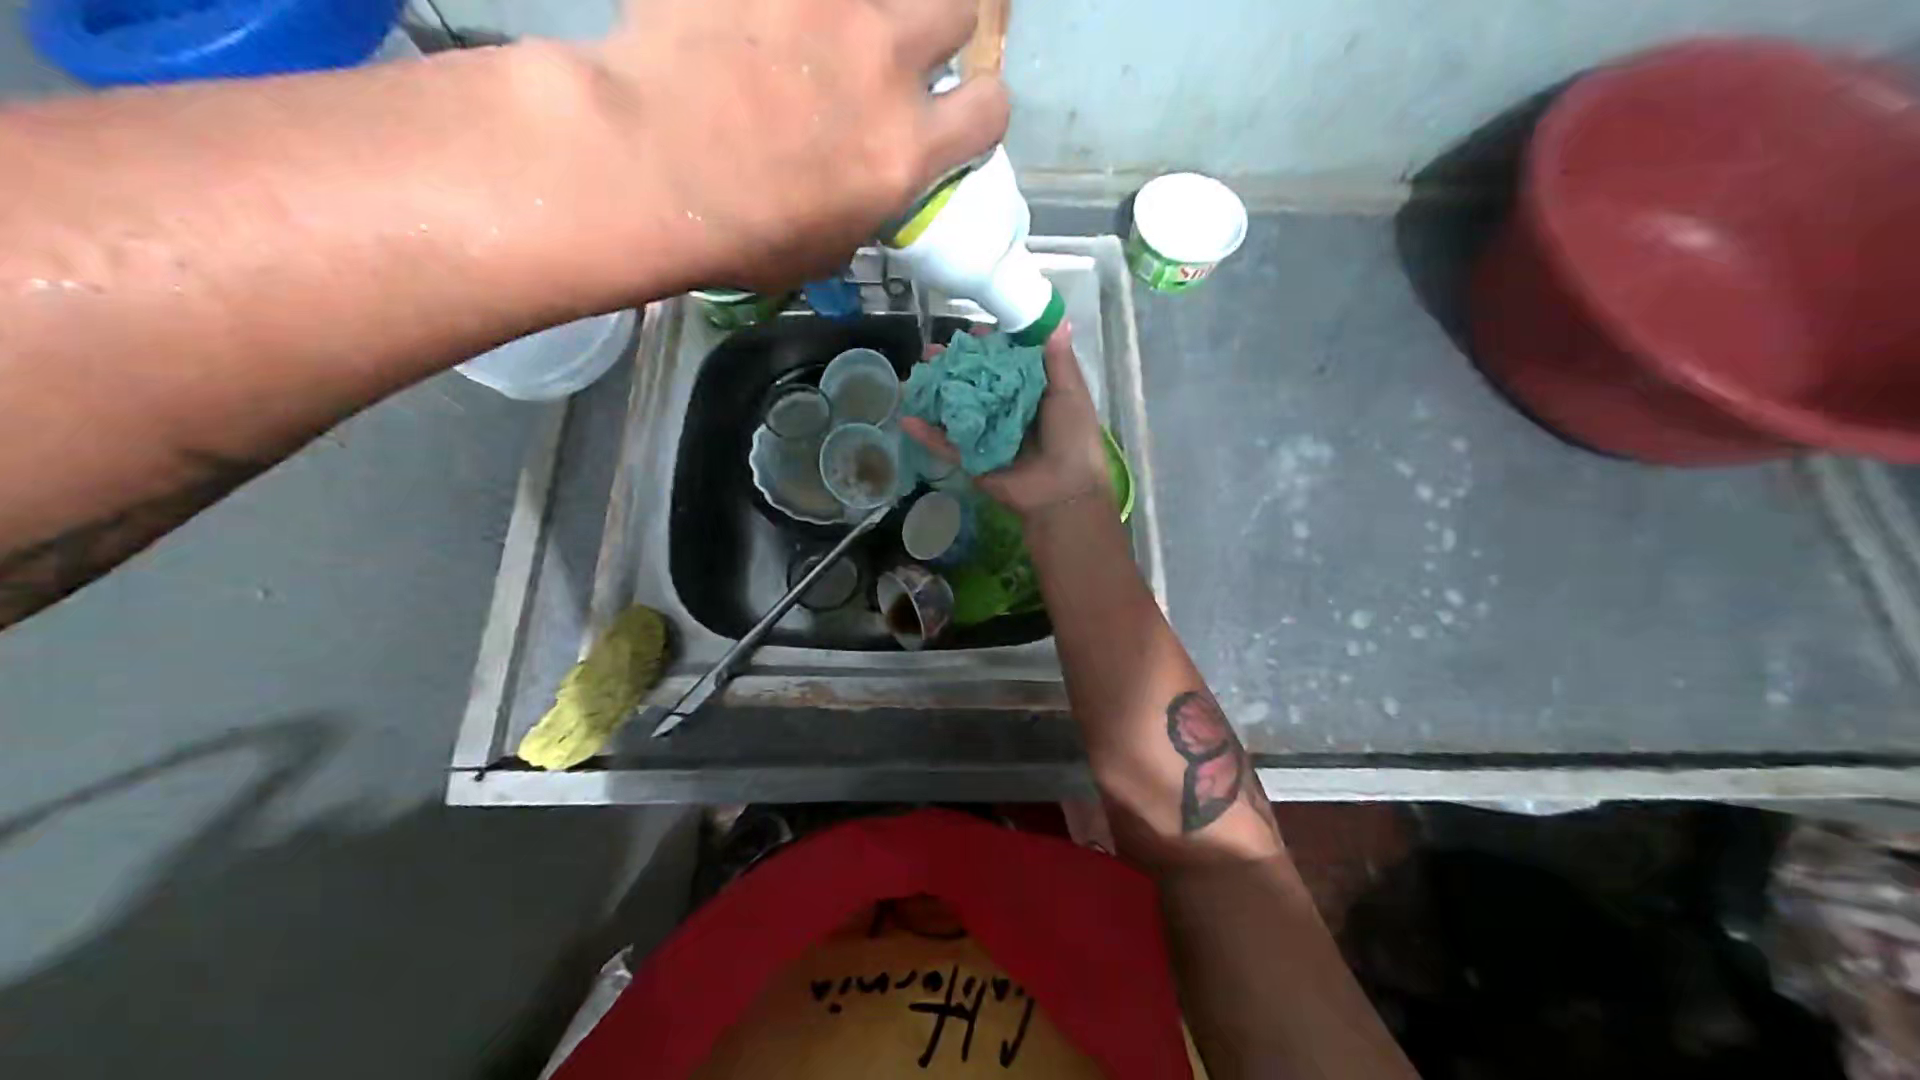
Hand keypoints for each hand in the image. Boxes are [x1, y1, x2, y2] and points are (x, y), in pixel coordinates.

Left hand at [590, 0, 1008, 290]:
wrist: (645, 165)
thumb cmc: (741, 235)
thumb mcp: (827, 249)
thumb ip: (868, 202)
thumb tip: (870, 185)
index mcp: (905, 148)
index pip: (990, 110)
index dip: (980, 113)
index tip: (956, 120)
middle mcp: (886, 64)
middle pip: (958, 10)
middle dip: (939, 32)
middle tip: (895, 55)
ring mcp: (827, 3)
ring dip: (875, 6)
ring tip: (831, 31)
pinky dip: (792, 3)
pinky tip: (763, 23)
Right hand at [901, 324, 1112, 518]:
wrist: (1065, 489)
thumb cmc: (1072, 436)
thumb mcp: (1070, 392)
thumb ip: (1058, 359)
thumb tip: (1057, 319)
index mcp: (1029, 392)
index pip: (1002, 363)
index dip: (986, 347)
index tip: (972, 332)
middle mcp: (1004, 410)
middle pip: (972, 383)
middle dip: (952, 367)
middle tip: (931, 351)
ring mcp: (985, 435)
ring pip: (955, 410)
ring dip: (933, 393)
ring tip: (914, 376)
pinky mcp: (973, 460)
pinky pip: (946, 445)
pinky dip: (927, 434)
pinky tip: (907, 418)